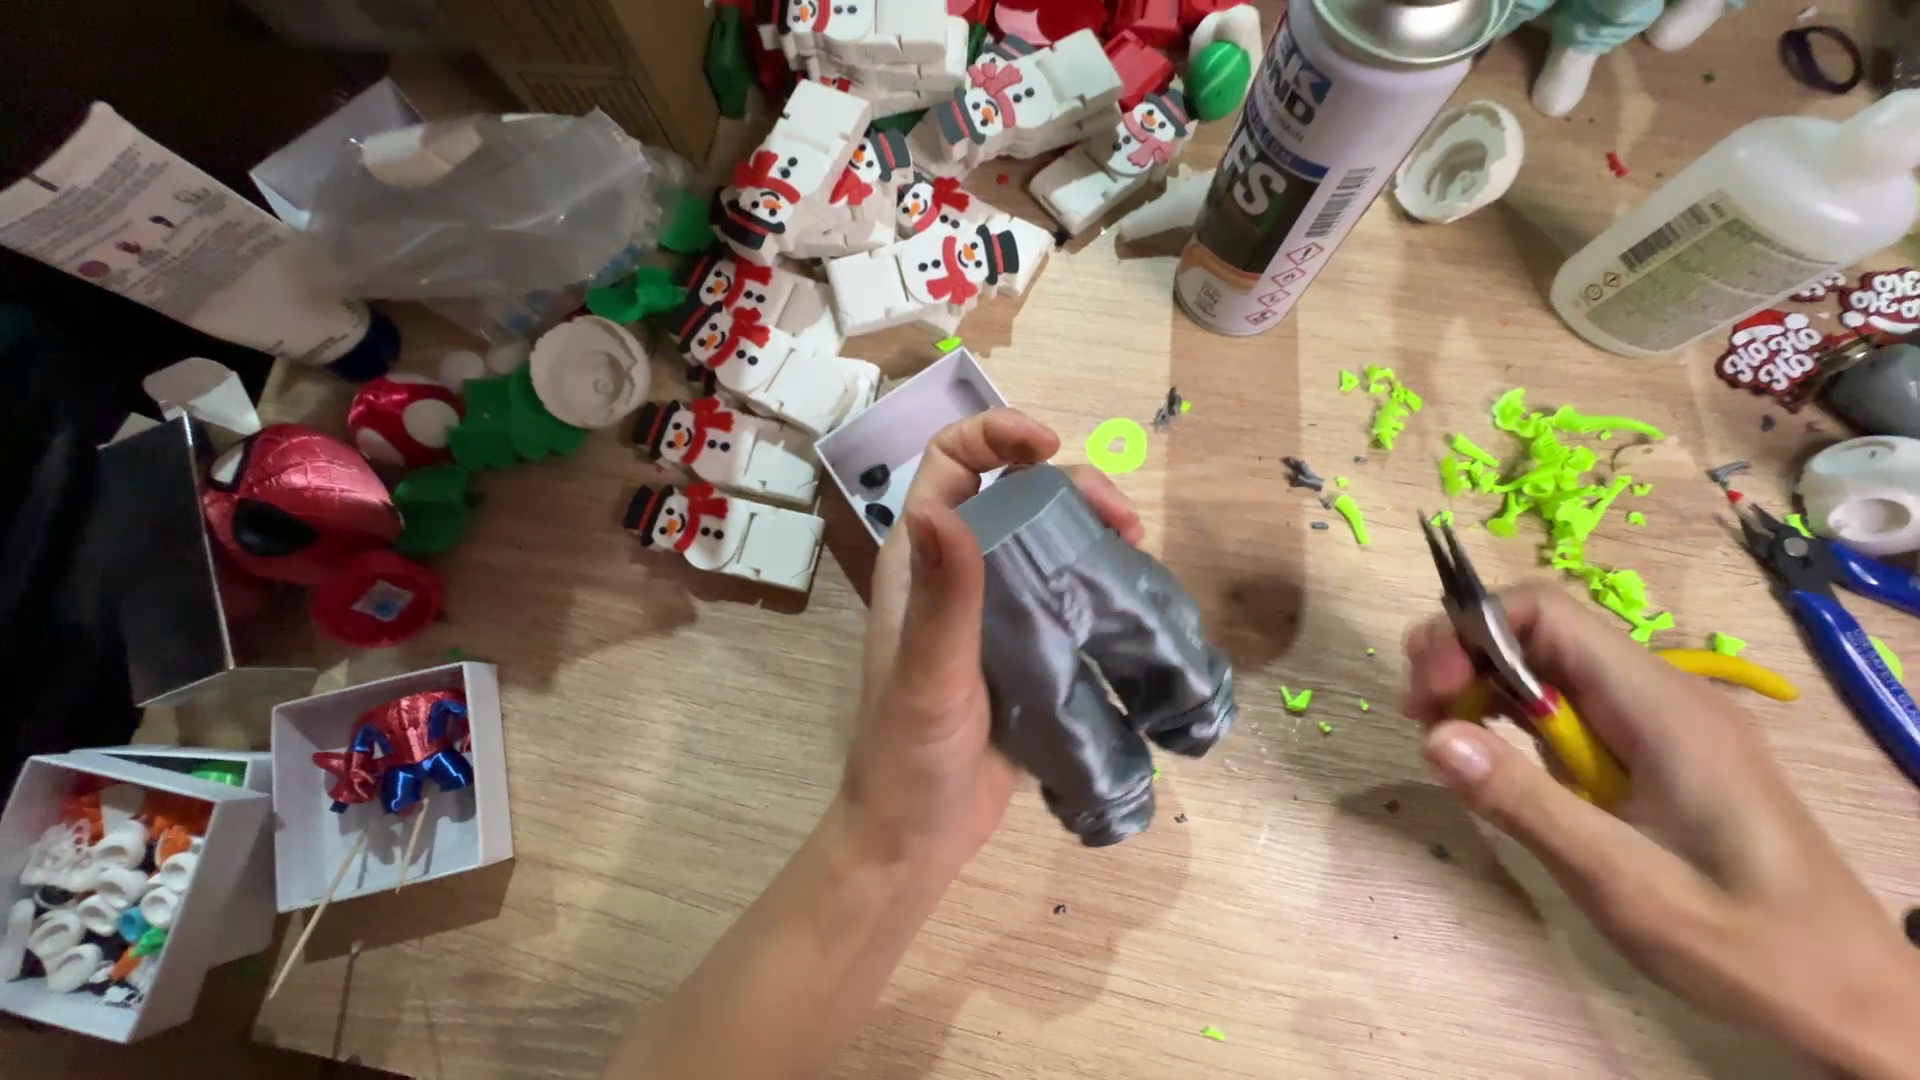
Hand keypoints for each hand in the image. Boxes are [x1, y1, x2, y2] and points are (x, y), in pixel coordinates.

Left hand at [843, 409, 1141, 874]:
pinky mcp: (1027, 648)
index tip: (1051, 446)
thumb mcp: (929, 677)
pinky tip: (1132, 599)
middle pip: (1017, 493)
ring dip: (1094, 532)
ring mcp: (995, 610)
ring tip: (1137, 553)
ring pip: (1048, 540)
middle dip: (1072, 487)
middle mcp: (959, 572)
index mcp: (921, 561)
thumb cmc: (909, 756)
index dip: (996, 434)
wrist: (919, 833)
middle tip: (1124, 522)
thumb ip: (941, 599)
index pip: (951, 462)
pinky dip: (1099, 582)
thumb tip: (938, 508)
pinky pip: (1067, 593)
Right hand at [1405, 583, 1919, 1079]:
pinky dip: (1509, 717)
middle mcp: (1660, 695)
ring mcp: (1657, 720)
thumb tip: (1434, 737)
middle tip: (1421, 718)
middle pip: (1537, 631)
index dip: (1469, 631)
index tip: (1426, 691)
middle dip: (1462, 658)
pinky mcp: (1650, 747)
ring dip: (1479, 687)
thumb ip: (1527, 804)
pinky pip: (1563, 703)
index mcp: (1663, 710)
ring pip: (1543, 663)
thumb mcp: (1626, 885)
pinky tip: (1493, 759)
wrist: (1858, 1003)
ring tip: (1444, 739)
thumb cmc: (1751, 948)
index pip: (1546, 613)